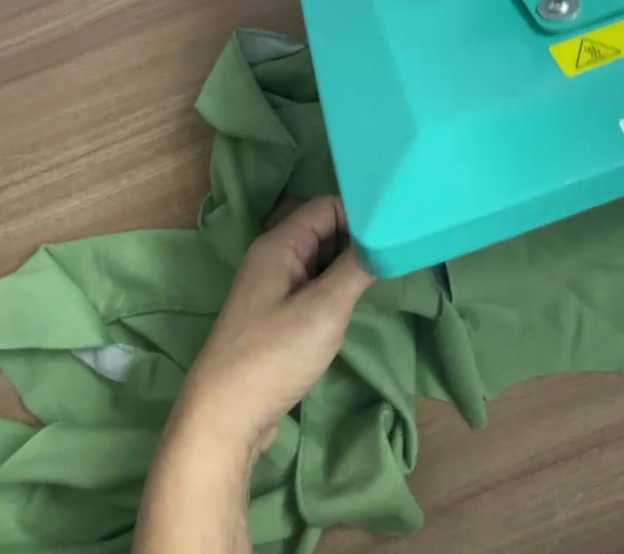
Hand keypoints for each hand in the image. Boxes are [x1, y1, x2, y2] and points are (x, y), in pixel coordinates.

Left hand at [176, 196, 374, 453]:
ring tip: (387, 276)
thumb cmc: (274, 356)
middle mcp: (275, 257)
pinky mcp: (279, 314)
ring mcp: (276, 286)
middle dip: (359, 240)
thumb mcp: (325, 309)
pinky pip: (315, 285)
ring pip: (323, 260)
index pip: (328, 206)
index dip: (361, 214)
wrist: (225, 418)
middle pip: (326, 230)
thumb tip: (386, 236)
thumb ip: (357, 267)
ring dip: (350, 267)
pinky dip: (338, 289)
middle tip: (398, 255)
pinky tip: (357, 303)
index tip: (396, 231)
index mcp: (280, 244)